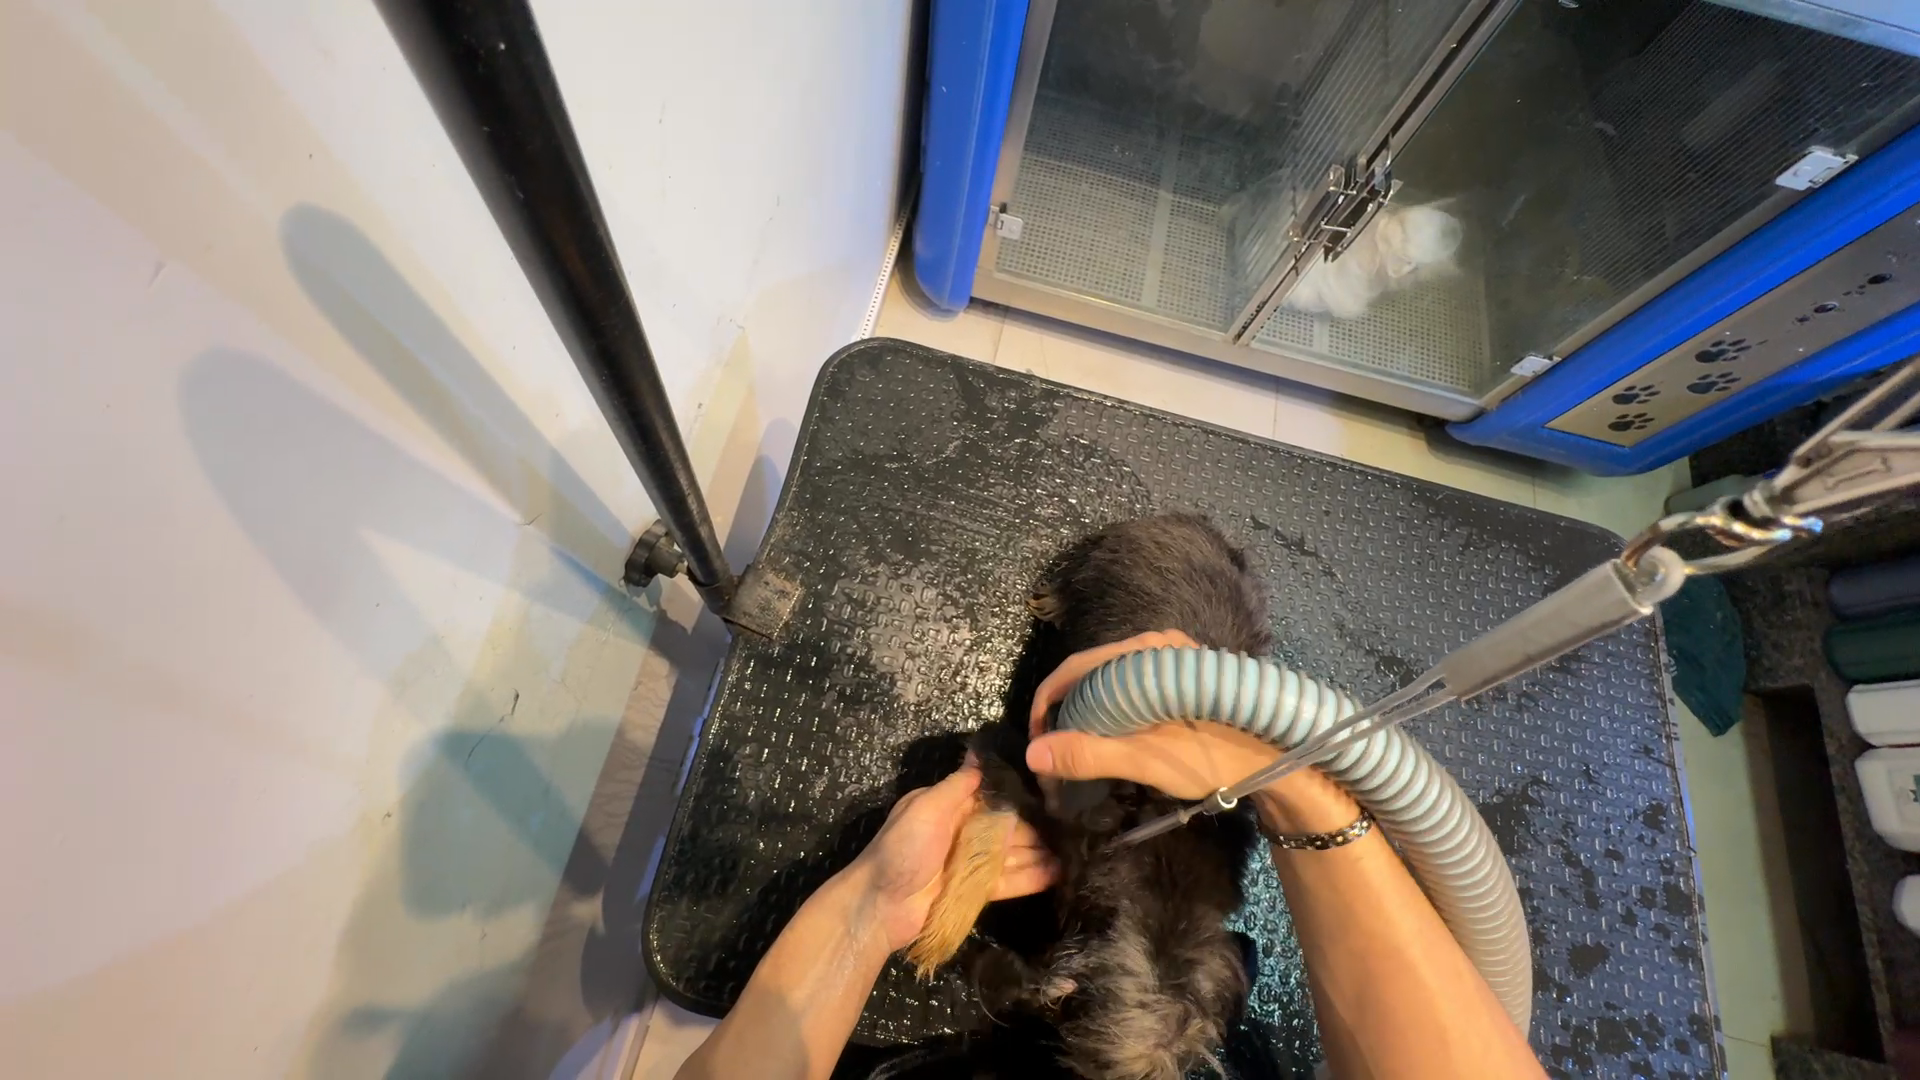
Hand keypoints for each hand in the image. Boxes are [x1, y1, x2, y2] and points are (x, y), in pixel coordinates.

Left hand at [843, 763, 1057, 950]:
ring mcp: (970, 862)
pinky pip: (1008, 879)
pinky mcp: (976, 891)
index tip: (1050, 787)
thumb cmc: (902, 849)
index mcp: (948, 805)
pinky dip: (1032, 876)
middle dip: (1036, 823)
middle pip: (1006, 824)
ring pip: (1012, 852)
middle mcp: (963, 830)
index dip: (1017, 792)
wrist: (879, 907)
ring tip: (1074, 848)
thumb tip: (980, 755)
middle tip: (1073, 821)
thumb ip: (956, 785)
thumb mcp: (925, 808)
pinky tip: (1058, 872)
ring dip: (1039, 850)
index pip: (990, 793)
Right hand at [1025, 630, 1359, 831]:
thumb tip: (1033, 756)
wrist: (1287, 765)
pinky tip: (1114, 738)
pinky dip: (1112, 712)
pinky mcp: (1182, 676)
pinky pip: (1130, 687)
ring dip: (1088, 714)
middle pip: (1090, 672)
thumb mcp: (1148, 760)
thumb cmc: (1218, 758)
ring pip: (1110, 681)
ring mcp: (1171, 658)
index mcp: (1146, 651)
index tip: (1038, 743)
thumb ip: (1088, 755)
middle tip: (1057, 751)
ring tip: (1081, 749)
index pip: (1074, 668)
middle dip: (1066, 711)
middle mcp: (1155, 644)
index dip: (1046, 704)